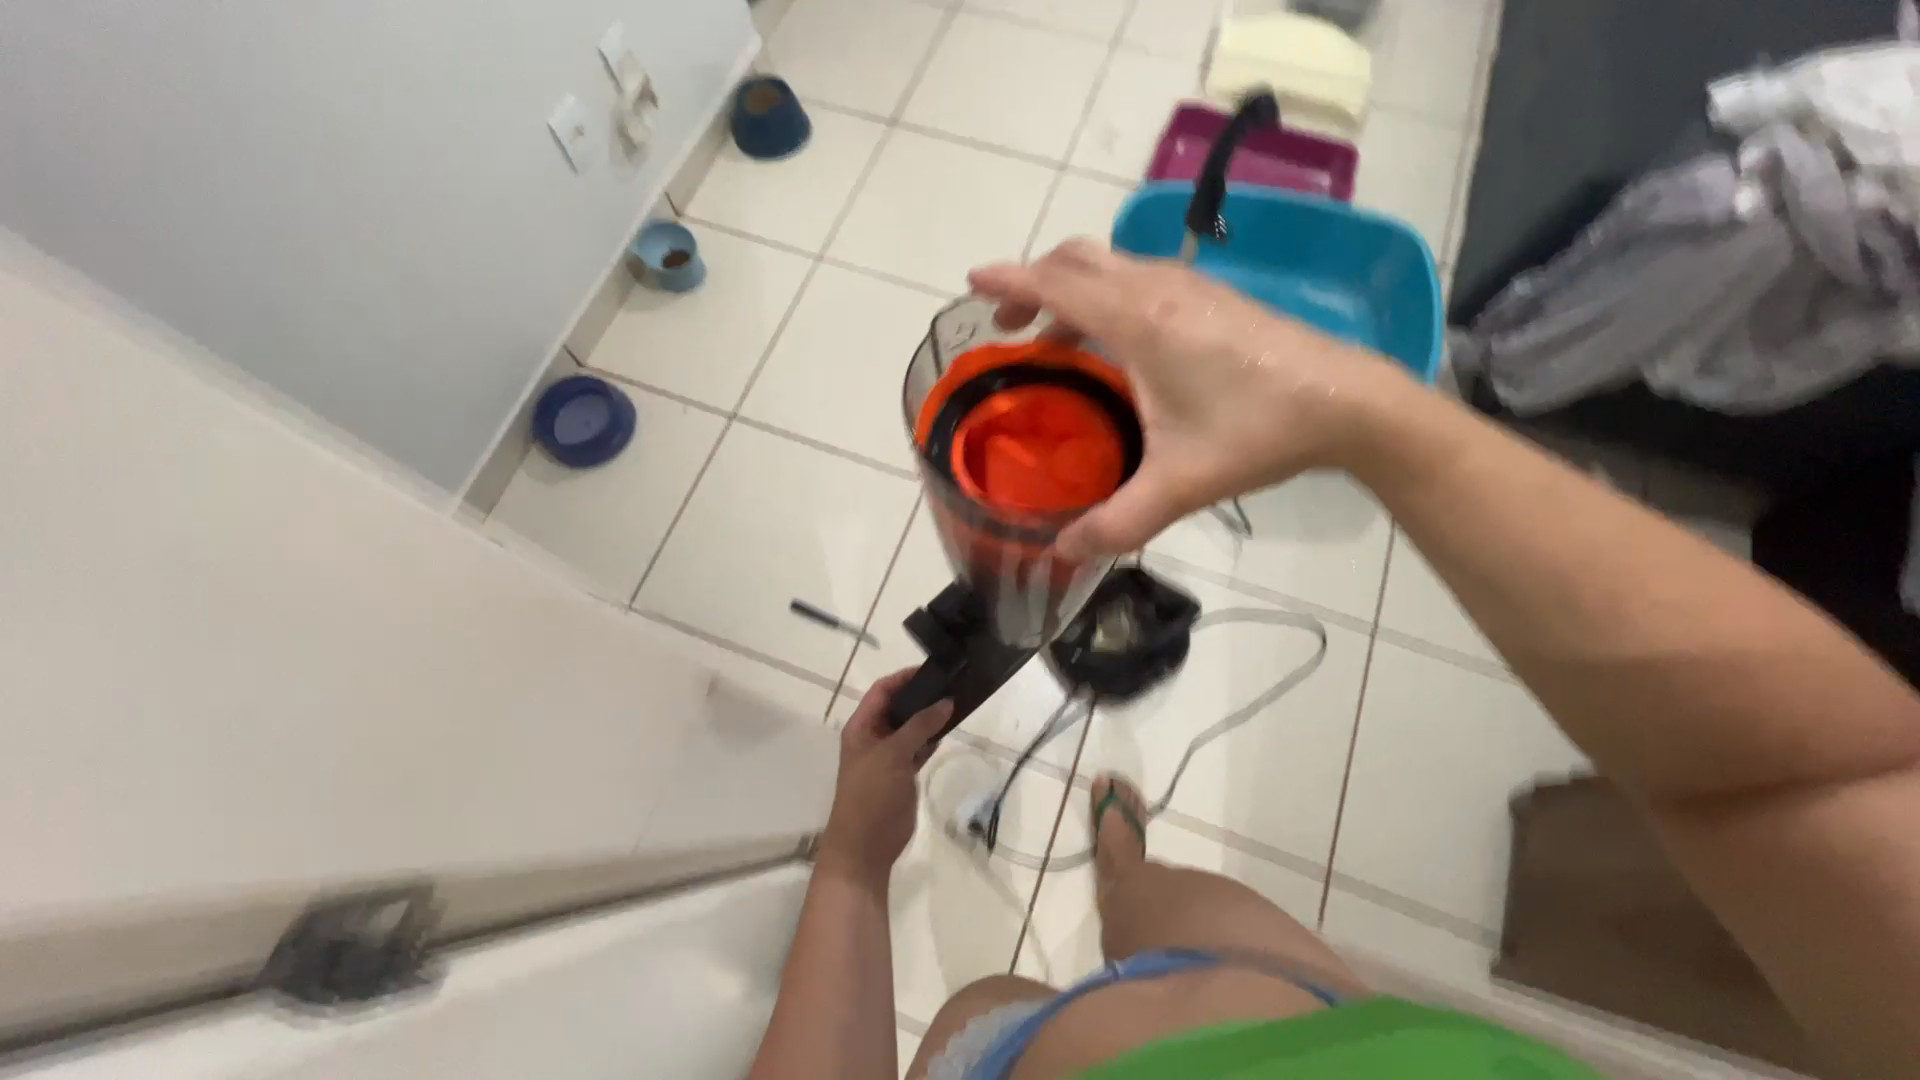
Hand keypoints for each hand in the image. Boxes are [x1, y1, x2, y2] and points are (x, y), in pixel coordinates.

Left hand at [817, 671, 953, 886]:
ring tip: (957, 702)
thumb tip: (946, 702)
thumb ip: (919, 726)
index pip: (882, 691)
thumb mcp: (893, 754)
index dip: (903, 678)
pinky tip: (949, 730)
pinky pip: (919, 748)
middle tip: (951, 684)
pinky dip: (932, 739)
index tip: (931, 670)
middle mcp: (873, 737)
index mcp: (861, 727)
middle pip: (898, 708)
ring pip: (911, 728)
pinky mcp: (902, 774)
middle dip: (921, 696)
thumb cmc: (871, 794)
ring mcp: (888, 757)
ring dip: (930, 718)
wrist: (865, 845)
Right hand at [968, 240, 1414, 558]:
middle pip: (1078, 260)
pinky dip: (1104, 295)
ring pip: (1110, 265)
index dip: (1008, 281)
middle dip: (1033, 282)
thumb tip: (1063, 552)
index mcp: (1139, 323)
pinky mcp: (1209, 296)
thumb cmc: (1257, 433)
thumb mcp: (1180, 485)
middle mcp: (1158, 290)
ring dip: (1070, 289)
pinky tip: (1113, 345)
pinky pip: (1136, 279)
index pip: (1057, 285)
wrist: (1345, 402)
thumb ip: (1117, 522)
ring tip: (1051, 337)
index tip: (971, 282)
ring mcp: (1188, 286)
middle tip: (1008, 326)